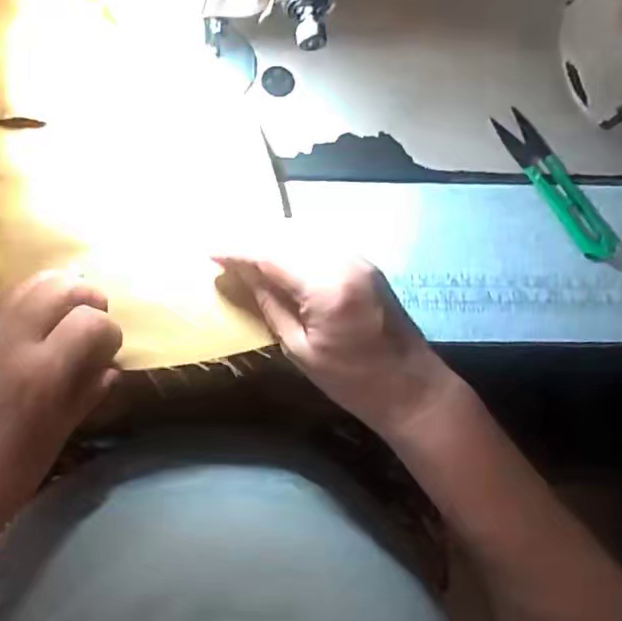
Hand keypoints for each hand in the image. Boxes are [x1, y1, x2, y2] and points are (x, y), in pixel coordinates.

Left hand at [0, 270, 122, 522]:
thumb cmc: (11, 474)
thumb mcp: (60, 434)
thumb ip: (87, 391)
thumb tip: (108, 367)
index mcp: (42, 371)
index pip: (91, 321)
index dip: (110, 332)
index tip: (110, 353)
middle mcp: (14, 340)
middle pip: (59, 285)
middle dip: (87, 298)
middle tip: (95, 324)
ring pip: (31, 283)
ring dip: (59, 291)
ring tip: (71, 317)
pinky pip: (10, 301)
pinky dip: (34, 300)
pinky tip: (42, 327)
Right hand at [215, 252, 456, 435]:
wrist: (413, 388)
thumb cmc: (351, 380)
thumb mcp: (298, 347)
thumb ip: (268, 302)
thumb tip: (238, 272)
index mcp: (326, 285)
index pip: (270, 253)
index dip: (236, 250)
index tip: (208, 252)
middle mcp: (343, 260)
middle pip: (284, 234)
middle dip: (249, 238)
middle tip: (219, 250)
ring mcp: (357, 257)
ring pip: (301, 232)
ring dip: (269, 238)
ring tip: (240, 252)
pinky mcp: (363, 262)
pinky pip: (317, 240)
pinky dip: (290, 243)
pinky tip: (273, 256)